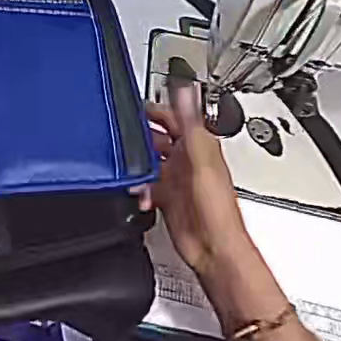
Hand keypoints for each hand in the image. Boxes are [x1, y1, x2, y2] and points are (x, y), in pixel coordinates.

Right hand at [144, 81, 255, 277]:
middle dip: (141, 136)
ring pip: (150, 162)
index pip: (175, 117)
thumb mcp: (201, 158)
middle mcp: (188, 160)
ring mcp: (177, 179)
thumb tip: (186, 90)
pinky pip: (146, 186)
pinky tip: (136, 192)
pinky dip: (138, 188)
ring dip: (137, 164)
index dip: (158, 110)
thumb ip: (189, 123)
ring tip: (126, 166)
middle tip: (123, 135)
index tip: (138, 105)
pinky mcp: (167, 199)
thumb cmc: (217, 209)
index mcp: (199, 145)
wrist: (214, 249)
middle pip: (159, 138)